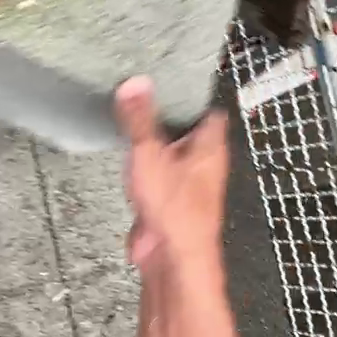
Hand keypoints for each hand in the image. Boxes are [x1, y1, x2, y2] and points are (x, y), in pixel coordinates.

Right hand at [115, 76, 230, 268]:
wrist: (171, 257)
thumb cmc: (173, 206)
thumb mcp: (150, 153)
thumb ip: (140, 119)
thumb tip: (135, 82)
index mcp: (210, 147)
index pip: (209, 112)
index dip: (192, 95)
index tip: (170, 80)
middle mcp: (203, 164)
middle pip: (189, 131)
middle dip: (168, 116)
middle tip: (143, 95)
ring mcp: (185, 183)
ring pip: (172, 153)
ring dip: (155, 141)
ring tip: (131, 119)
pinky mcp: (167, 200)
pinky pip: (156, 174)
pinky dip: (144, 164)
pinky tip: (126, 156)